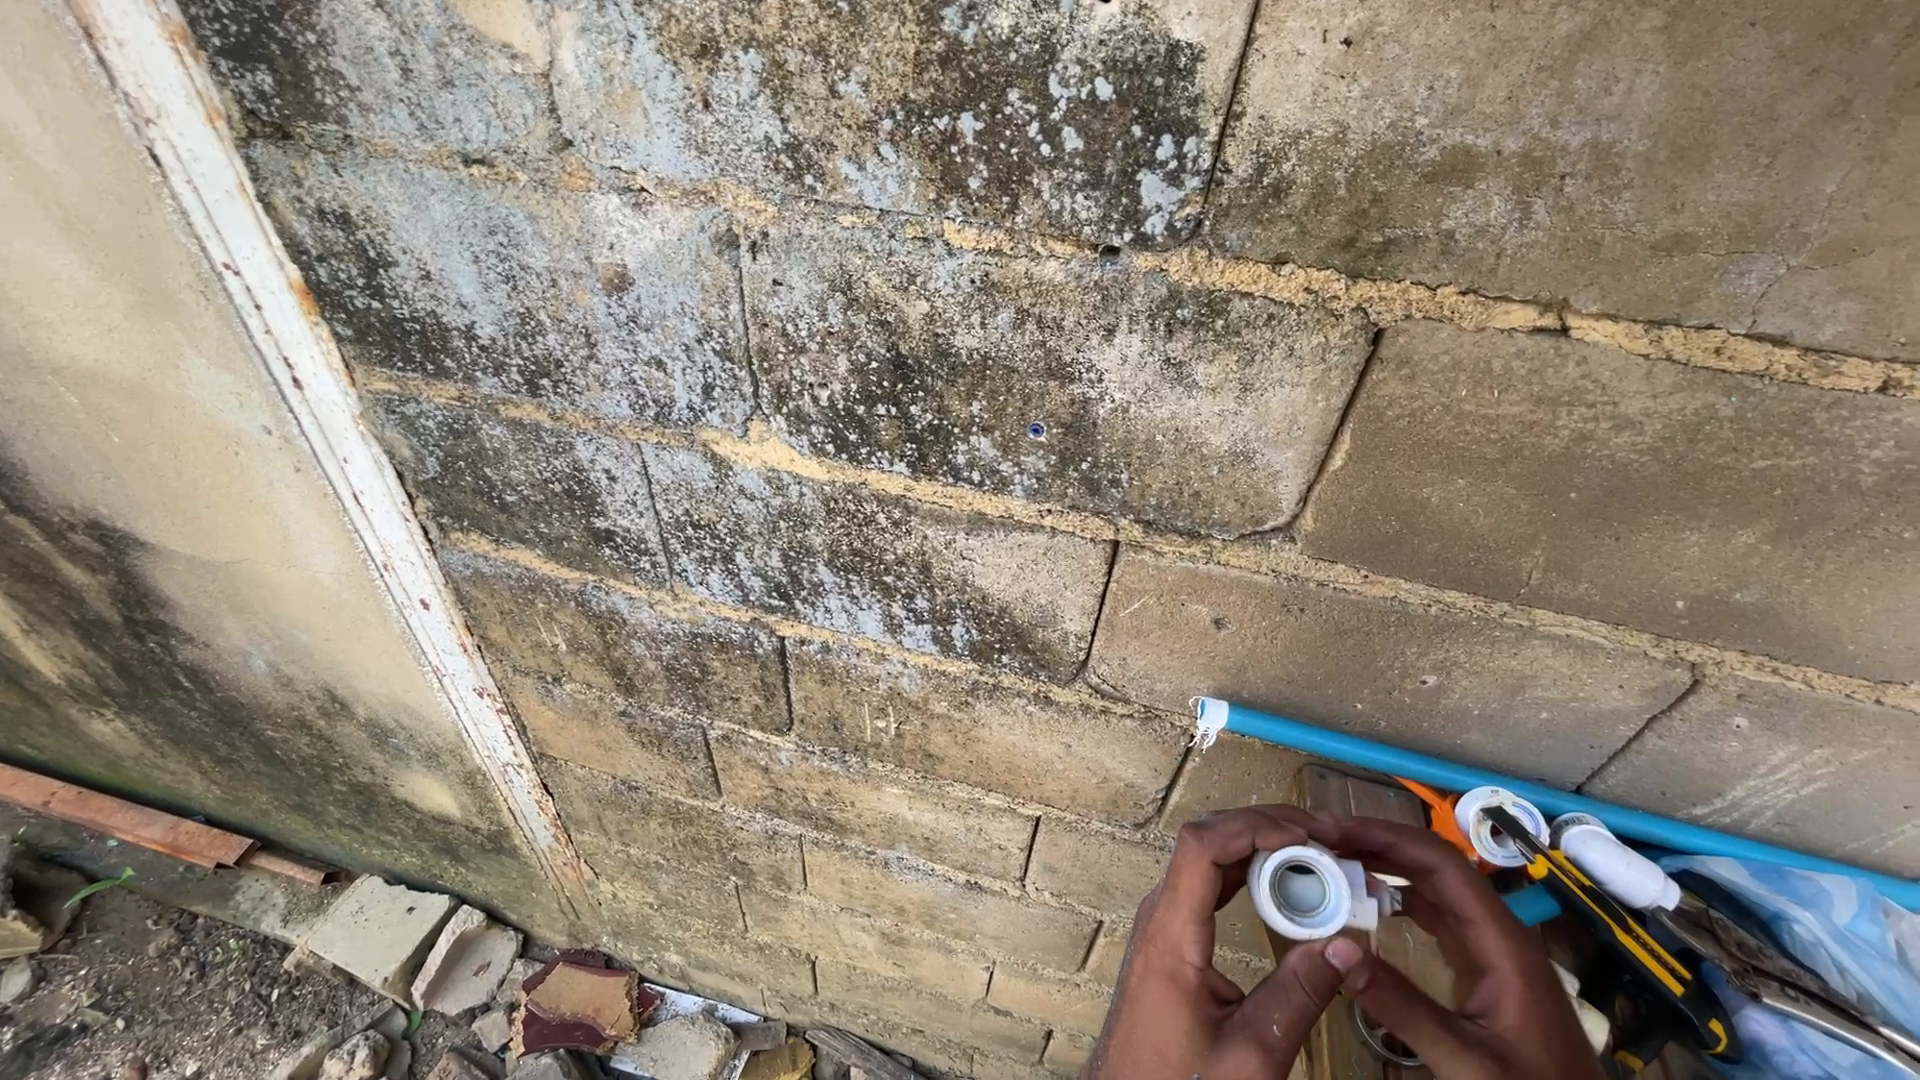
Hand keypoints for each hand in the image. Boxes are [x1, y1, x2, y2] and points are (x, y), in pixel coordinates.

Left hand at [1087, 805, 1350, 1079]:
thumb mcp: (1252, 1052)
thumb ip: (1299, 994)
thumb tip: (1350, 944)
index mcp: (1171, 932)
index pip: (1201, 846)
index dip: (1253, 826)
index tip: (1307, 834)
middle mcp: (1160, 912)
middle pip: (1206, 840)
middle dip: (1264, 825)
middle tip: (1324, 835)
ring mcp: (1163, 920)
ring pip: (1207, 856)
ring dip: (1257, 842)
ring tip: (1313, 847)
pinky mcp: (1172, 933)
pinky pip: (1208, 881)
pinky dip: (1247, 868)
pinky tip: (1283, 877)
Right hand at [1305, 816, 1603, 1079]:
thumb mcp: (1467, 1062)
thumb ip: (1402, 1007)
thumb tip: (1334, 948)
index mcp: (1503, 942)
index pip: (1440, 864)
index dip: (1385, 838)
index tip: (1332, 831)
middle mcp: (1498, 931)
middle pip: (1435, 864)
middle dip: (1377, 842)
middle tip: (1320, 838)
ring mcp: (1492, 946)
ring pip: (1433, 883)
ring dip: (1384, 862)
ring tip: (1332, 858)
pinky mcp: (1482, 963)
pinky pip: (1434, 910)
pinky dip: (1395, 893)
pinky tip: (1365, 897)